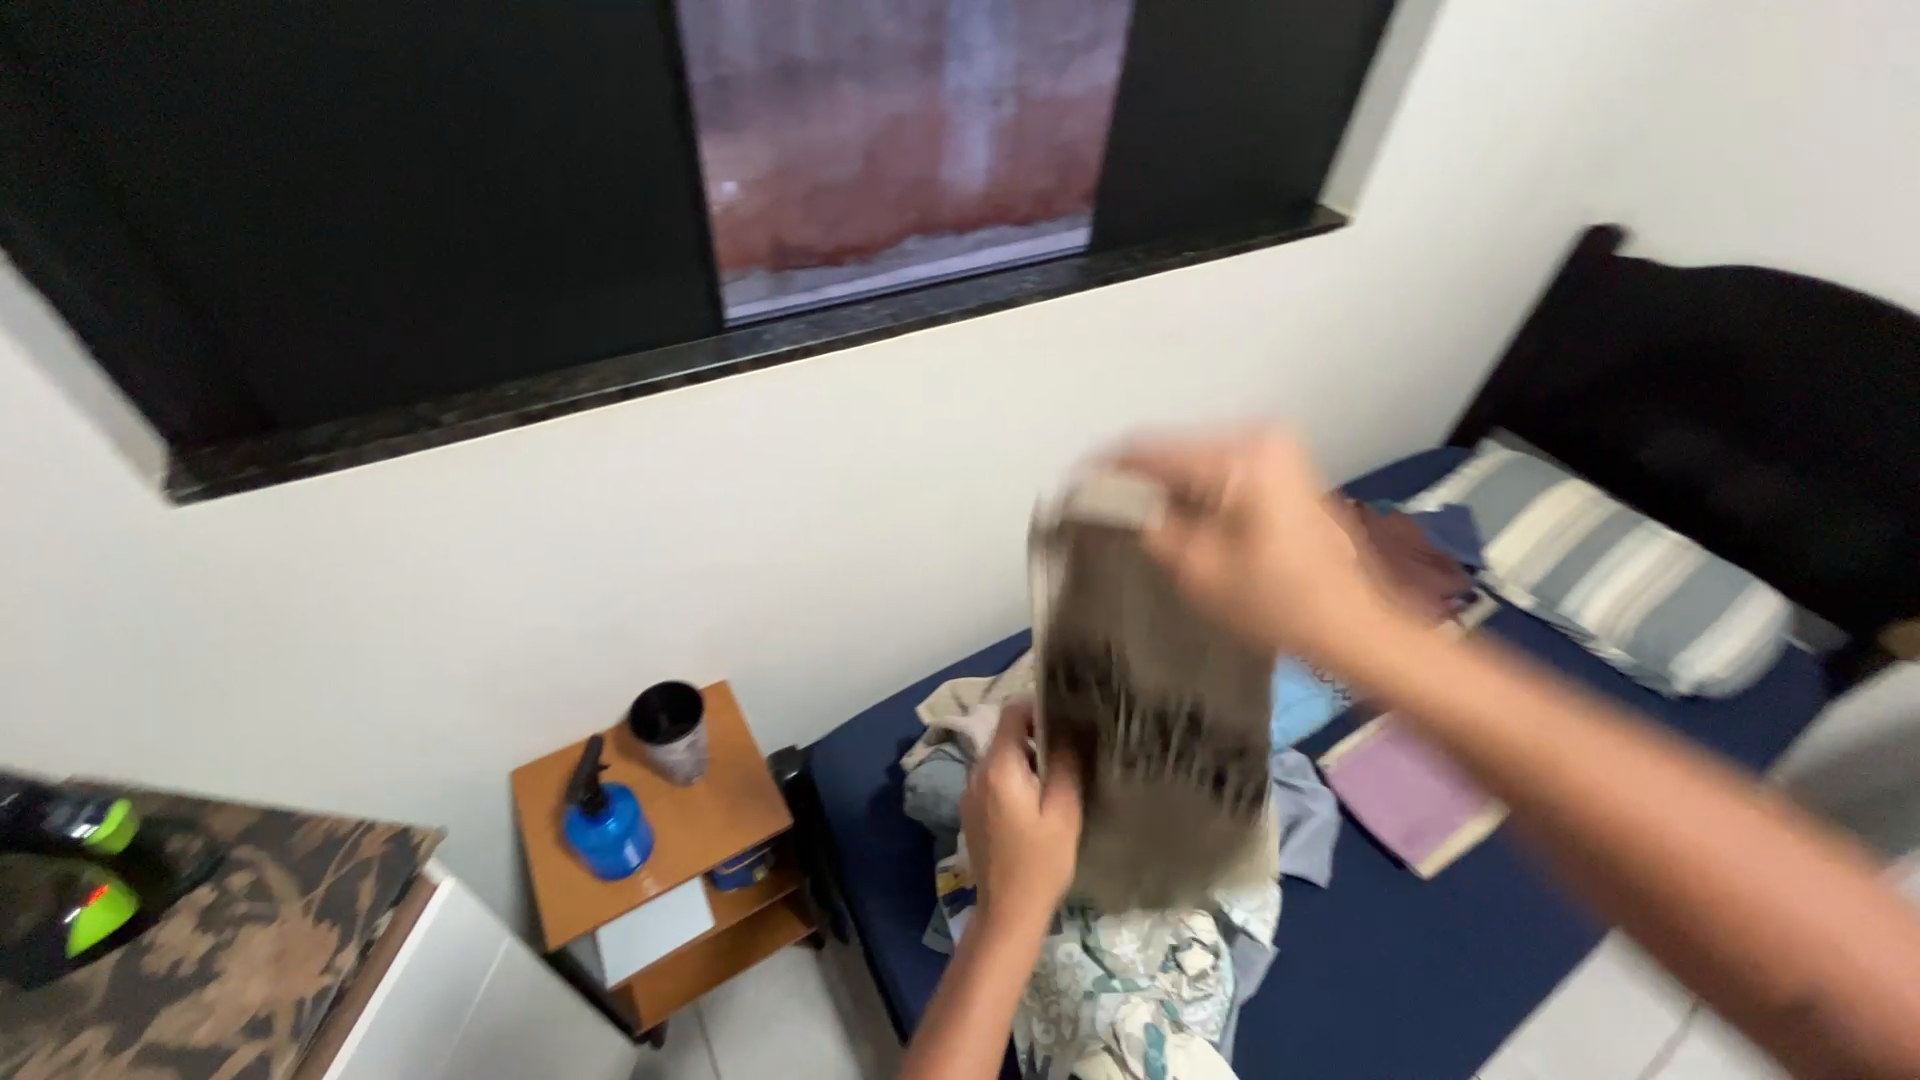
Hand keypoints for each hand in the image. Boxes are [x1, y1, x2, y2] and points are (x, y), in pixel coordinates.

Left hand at [960, 701, 1082, 934]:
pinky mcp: (971, 811)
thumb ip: (1064, 764)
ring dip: (1026, 761)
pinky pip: (993, 780)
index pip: (1011, 712)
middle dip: (1036, 738)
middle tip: (1069, 755)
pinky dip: (1014, 780)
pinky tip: (1035, 805)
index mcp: (998, 767)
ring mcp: (969, 792)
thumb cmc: (1040, 863)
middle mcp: (976, 772)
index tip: (1066, 721)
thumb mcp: (1064, 812)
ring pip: (1000, 758)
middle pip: (1005, 735)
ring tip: (1056, 782)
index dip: (1038, 708)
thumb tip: (1068, 728)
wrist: (1007, 913)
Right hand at [1116, 427, 1394, 659]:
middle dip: (1133, 480)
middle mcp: (1258, 436)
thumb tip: (1107, 500)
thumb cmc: (1278, 603)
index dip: (1103, 471)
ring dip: (1160, 487)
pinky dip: (1190, 491)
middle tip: (1099, 514)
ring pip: (1192, 459)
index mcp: (1238, 455)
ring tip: (1130, 521)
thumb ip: (1146, 524)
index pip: (1148, 449)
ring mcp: (1275, 449)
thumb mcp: (1198, 568)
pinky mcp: (1282, 468)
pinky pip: (1217, 468)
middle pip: (1171, 449)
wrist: (1355, 626)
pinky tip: (1174, 521)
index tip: (1071, 493)